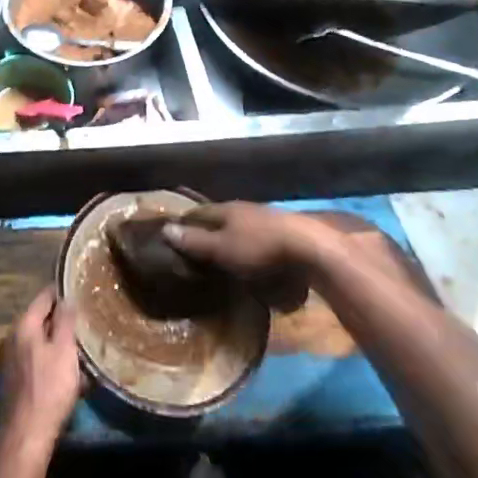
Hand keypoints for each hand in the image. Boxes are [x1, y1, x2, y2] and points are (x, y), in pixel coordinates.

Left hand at [0, 286, 81, 448]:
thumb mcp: (64, 352)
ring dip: (57, 345)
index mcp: (23, 325)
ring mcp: (7, 359)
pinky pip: (33, 360)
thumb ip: (65, 322)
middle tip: (83, 325)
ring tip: (79, 354)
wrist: (24, 435)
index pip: (43, 297)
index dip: (60, 293)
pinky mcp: (10, 379)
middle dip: (60, 322)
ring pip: (37, 342)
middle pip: (39, 320)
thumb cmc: (49, 389)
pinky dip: (49, 362)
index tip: (78, 291)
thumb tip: (66, 298)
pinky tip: (65, 377)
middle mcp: (10, 337)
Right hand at [165, 202, 397, 285]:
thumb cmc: (259, 247)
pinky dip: (258, 253)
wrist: (312, 249)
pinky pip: (266, 244)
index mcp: (228, 209)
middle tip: (201, 251)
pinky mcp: (290, 237)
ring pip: (246, 230)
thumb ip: (194, 241)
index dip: (187, 221)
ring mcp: (270, 222)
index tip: (176, 233)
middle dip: (213, 232)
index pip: (201, 211)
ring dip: (238, 243)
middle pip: (224, 220)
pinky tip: (259, 269)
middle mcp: (248, 210)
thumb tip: (165, 229)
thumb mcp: (220, 248)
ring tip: (228, 262)